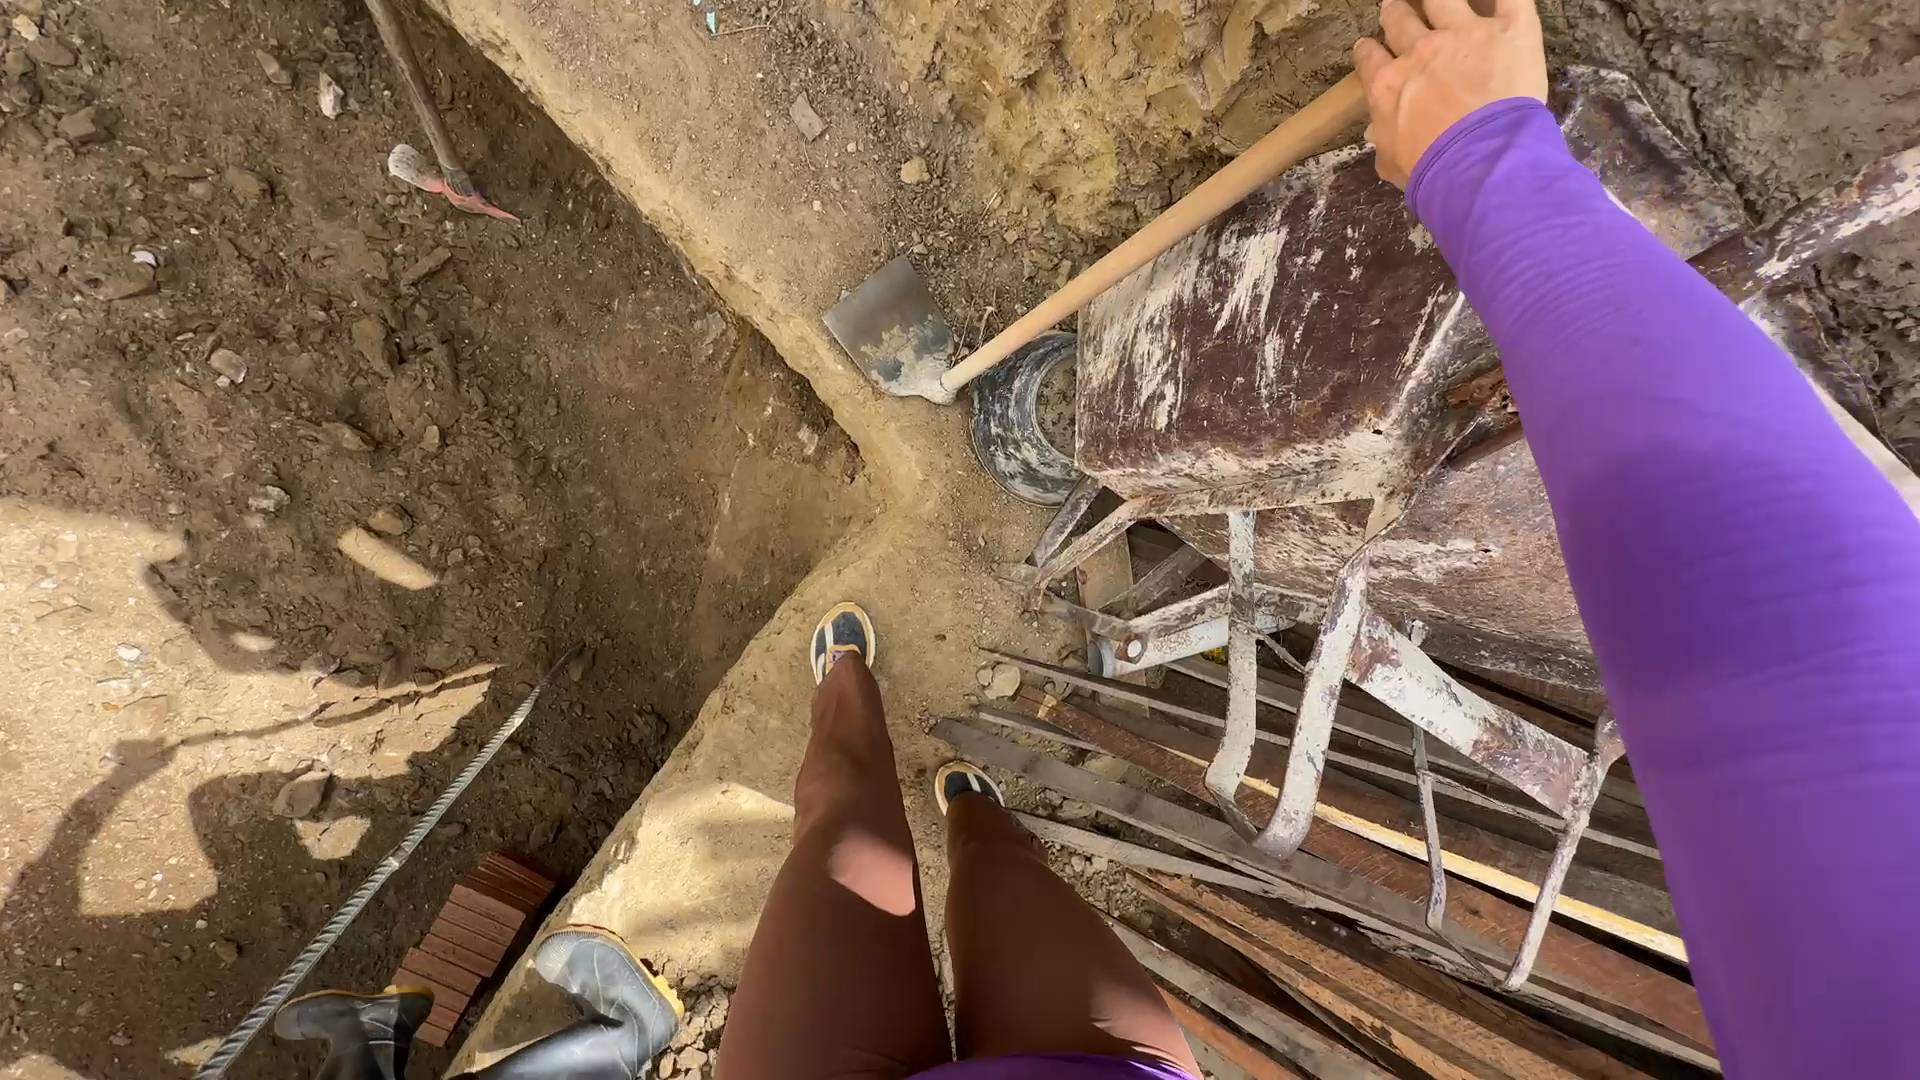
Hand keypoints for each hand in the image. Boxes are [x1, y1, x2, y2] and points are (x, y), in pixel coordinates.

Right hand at [1353, 0, 1548, 188]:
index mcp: (1387, 85)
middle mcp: (1421, 51)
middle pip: (1402, 23)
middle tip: (1392, 7)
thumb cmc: (1426, 166)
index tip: (1365, 47)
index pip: (1369, 60)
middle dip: (1395, 14)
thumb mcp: (1390, 160)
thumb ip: (1383, 140)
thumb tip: (1375, 133)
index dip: (1366, 52)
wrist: (1475, 157)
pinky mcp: (1510, 26)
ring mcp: (1466, 33)